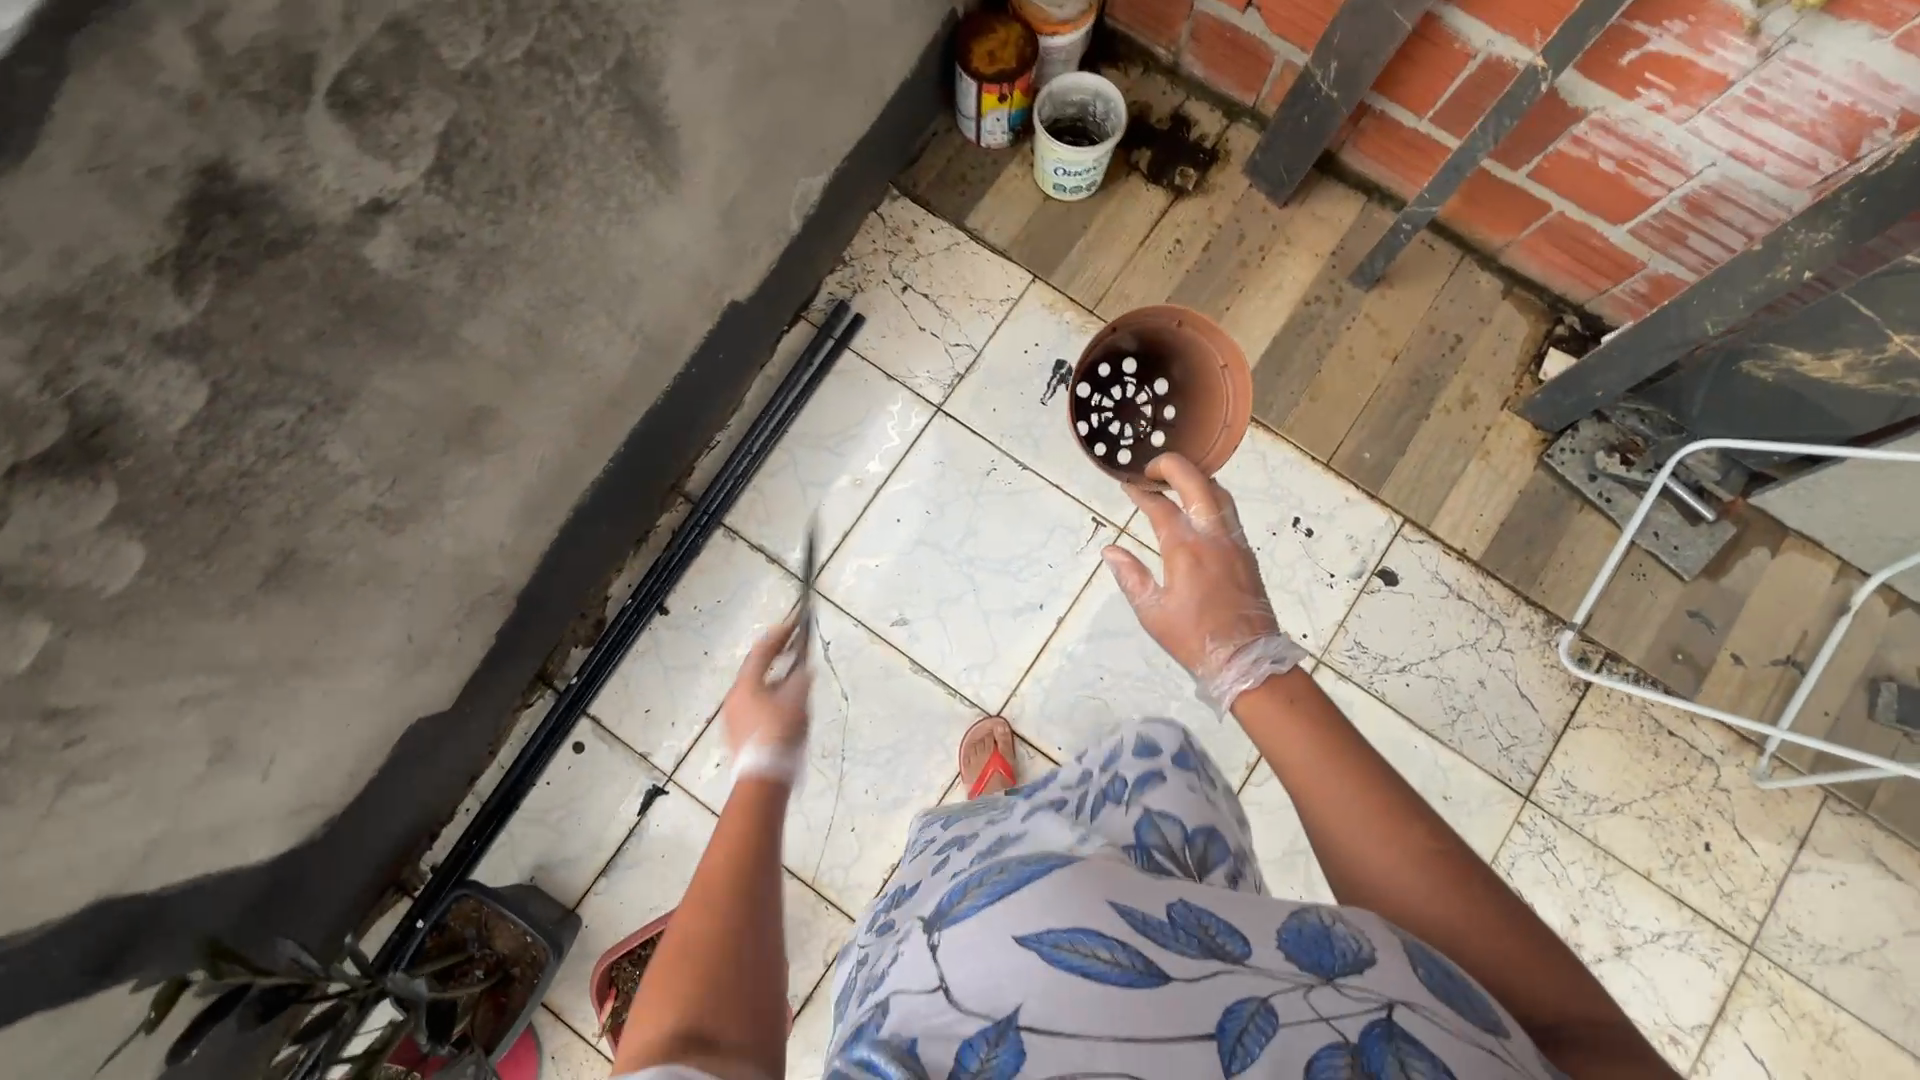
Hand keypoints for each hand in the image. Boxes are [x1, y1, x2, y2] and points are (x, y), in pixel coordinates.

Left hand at [720, 617, 811, 759]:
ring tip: (793, 674)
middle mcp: (734, 696)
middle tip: (794, 645)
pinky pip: (754, 703)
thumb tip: (805, 668)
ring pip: (755, 687)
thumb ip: (801, 680)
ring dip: (774, 677)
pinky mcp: (737, 731)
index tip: (795, 623)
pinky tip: (783, 703)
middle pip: (755, 668)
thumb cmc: (780, 734)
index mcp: (746, 685)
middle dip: (776, 656)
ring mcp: (733, 715)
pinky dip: (769, 695)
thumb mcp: (797, 702)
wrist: (762, 776)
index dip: (780, 634)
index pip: (762, 651)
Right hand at [1102, 454, 1303, 710]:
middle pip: (1197, 483)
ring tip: (1173, 483)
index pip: (1160, 507)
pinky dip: (1210, 498)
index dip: (1141, 492)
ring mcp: (1235, 542)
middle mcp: (1214, 537)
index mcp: (1186, 549)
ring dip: (1195, 480)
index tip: (1126, 484)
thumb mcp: (1152, 613)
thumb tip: (1110, 550)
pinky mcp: (1246, 553)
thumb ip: (1131, 576)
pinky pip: (1228, 512)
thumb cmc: (1195, 639)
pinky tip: (1196, 509)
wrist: (1248, 660)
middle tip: (1151, 469)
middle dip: (1172, 467)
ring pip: (1219, 494)